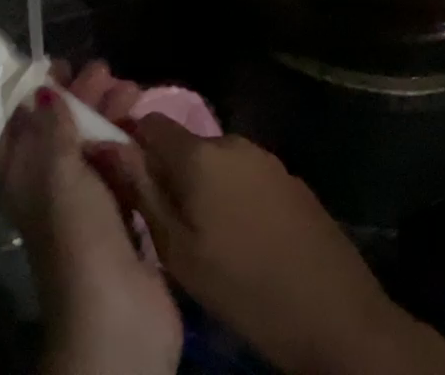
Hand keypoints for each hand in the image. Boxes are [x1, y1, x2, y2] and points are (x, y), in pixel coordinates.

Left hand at [0, 79, 178, 374]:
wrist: (118, 316)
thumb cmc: (77, 235)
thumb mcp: (58, 173)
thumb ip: (52, 129)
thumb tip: (42, 90)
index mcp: (19, 177)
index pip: (18, 124)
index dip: (34, 93)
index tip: (59, 64)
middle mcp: (46, 188)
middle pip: (60, 131)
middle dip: (80, 98)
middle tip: (105, 70)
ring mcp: (84, 205)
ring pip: (92, 148)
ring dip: (109, 118)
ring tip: (132, 88)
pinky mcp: (119, 221)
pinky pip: (120, 172)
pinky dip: (130, 148)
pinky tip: (145, 127)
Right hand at [91, 117, 444, 374]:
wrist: (340, 322)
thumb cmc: (244, 287)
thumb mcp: (176, 248)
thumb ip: (139, 189)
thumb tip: (103, 143)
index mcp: (199, 153)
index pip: (147, 122)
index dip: (131, 145)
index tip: (128, 181)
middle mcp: (234, 142)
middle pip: (184, 144)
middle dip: (169, 171)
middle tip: (166, 219)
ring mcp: (269, 161)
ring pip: (216, 162)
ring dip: (203, 185)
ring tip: (205, 233)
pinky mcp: (294, 183)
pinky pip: (246, 177)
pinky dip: (234, 196)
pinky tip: (242, 237)